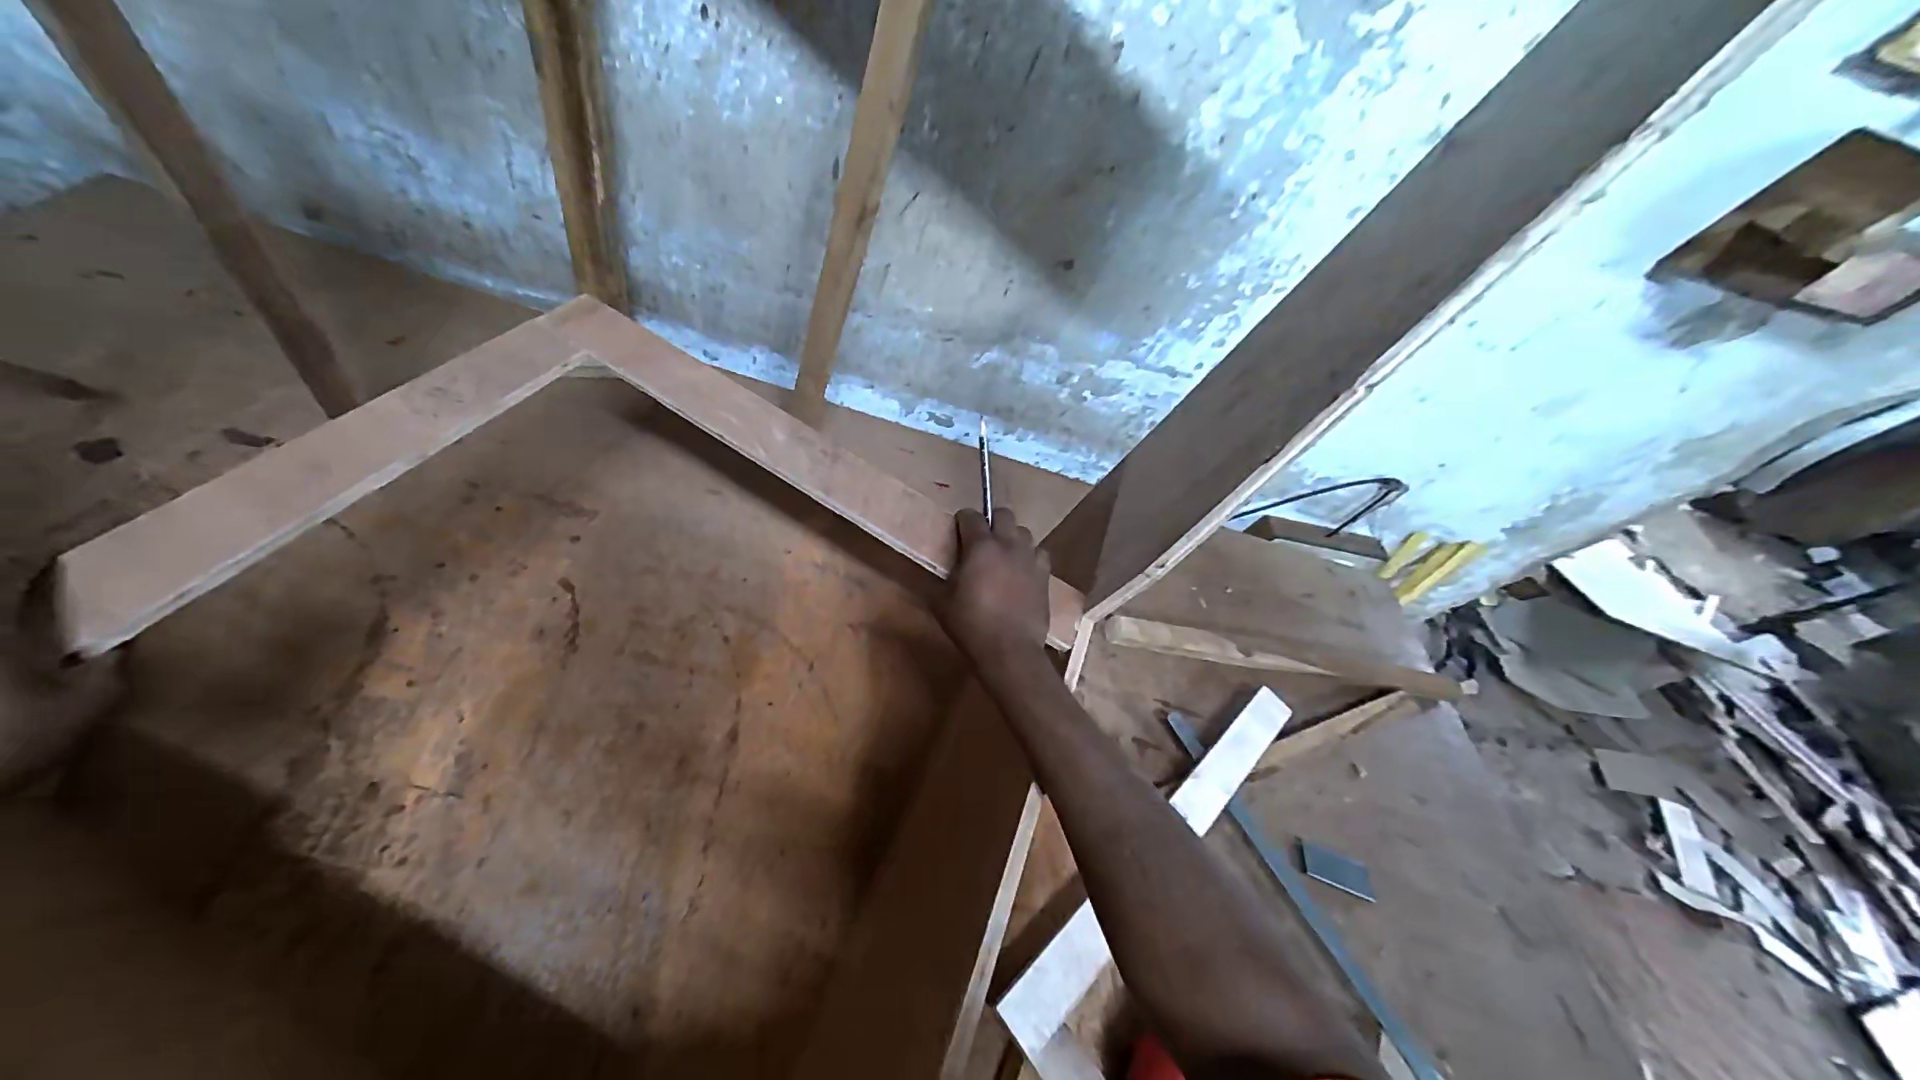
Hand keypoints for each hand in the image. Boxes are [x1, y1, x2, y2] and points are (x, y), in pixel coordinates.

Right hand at [940, 507, 1050, 668]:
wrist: (1009, 649)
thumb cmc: (970, 624)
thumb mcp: (941, 602)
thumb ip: (935, 580)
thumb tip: (927, 570)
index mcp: (980, 546)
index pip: (970, 515)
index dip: (962, 520)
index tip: (957, 531)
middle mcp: (1008, 545)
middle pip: (1004, 514)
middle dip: (991, 521)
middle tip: (981, 540)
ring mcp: (1030, 559)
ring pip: (1025, 532)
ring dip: (1012, 537)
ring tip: (1003, 554)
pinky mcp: (1045, 575)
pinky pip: (1040, 553)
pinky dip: (1030, 556)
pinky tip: (1022, 570)